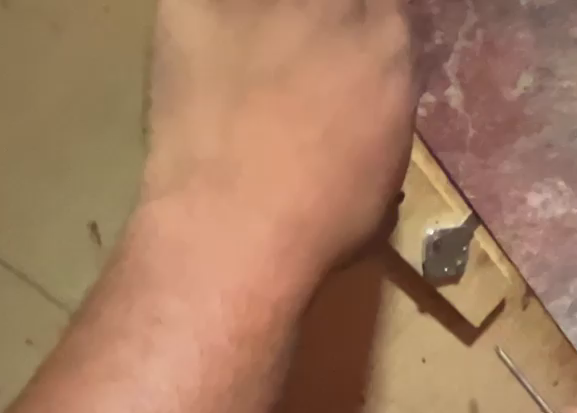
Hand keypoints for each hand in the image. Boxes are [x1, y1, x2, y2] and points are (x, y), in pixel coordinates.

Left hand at [142, 0, 413, 289]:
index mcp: (385, 47)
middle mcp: (328, 5)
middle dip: (319, 24)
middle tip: (299, 65)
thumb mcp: (382, 183)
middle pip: (329, 0)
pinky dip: (202, 26)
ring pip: (262, 2)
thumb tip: (362, 126)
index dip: (365, 33)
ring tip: (254, 62)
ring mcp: (257, 0)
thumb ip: (376, 128)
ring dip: (263, 22)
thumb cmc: (327, 225)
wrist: (240, 225)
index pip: (386, 9)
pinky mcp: (190, 4)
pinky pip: (199, 4)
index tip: (351, 60)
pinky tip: (202, 65)